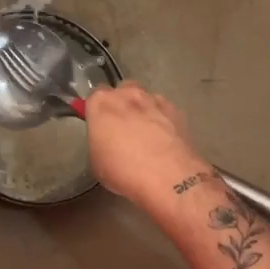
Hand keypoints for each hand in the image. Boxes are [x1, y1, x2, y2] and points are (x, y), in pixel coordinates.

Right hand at [85, 82, 206, 202]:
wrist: (167, 177)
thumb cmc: (123, 170)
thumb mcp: (96, 160)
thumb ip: (98, 139)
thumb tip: (105, 138)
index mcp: (102, 103)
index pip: (93, 97)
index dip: (96, 111)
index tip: (99, 124)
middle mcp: (127, 94)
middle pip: (121, 91)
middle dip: (120, 104)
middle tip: (121, 127)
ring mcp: (154, 100)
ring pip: (144, 98)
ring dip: (142, 110)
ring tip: (145, 134)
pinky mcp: (176, 110)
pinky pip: (163, 110)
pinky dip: (161, 119)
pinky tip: (162, 138)